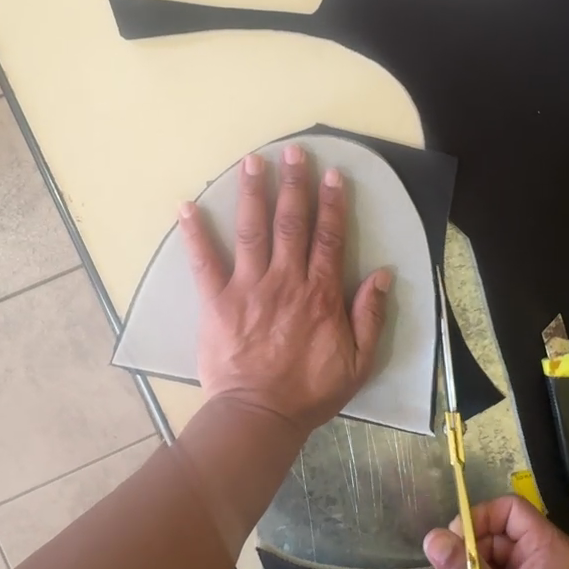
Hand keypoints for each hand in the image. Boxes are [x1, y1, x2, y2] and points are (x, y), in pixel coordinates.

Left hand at [179, 144, 393, 434]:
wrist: (260, 416)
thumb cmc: (311, 391)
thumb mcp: (358, 361)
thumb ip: (370, 315)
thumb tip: (382, 274)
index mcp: (320, 293)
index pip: (329, 237)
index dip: (332, 203)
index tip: (332, 174)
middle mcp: (285, 280)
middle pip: (291, 222)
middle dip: (294, 184)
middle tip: (293, 152)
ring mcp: (248, 288)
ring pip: (252, 230)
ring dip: (252, 193)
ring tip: (251, 161)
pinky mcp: (217, 302)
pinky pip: (204, 262)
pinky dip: (194, 233)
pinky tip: (186, 206)